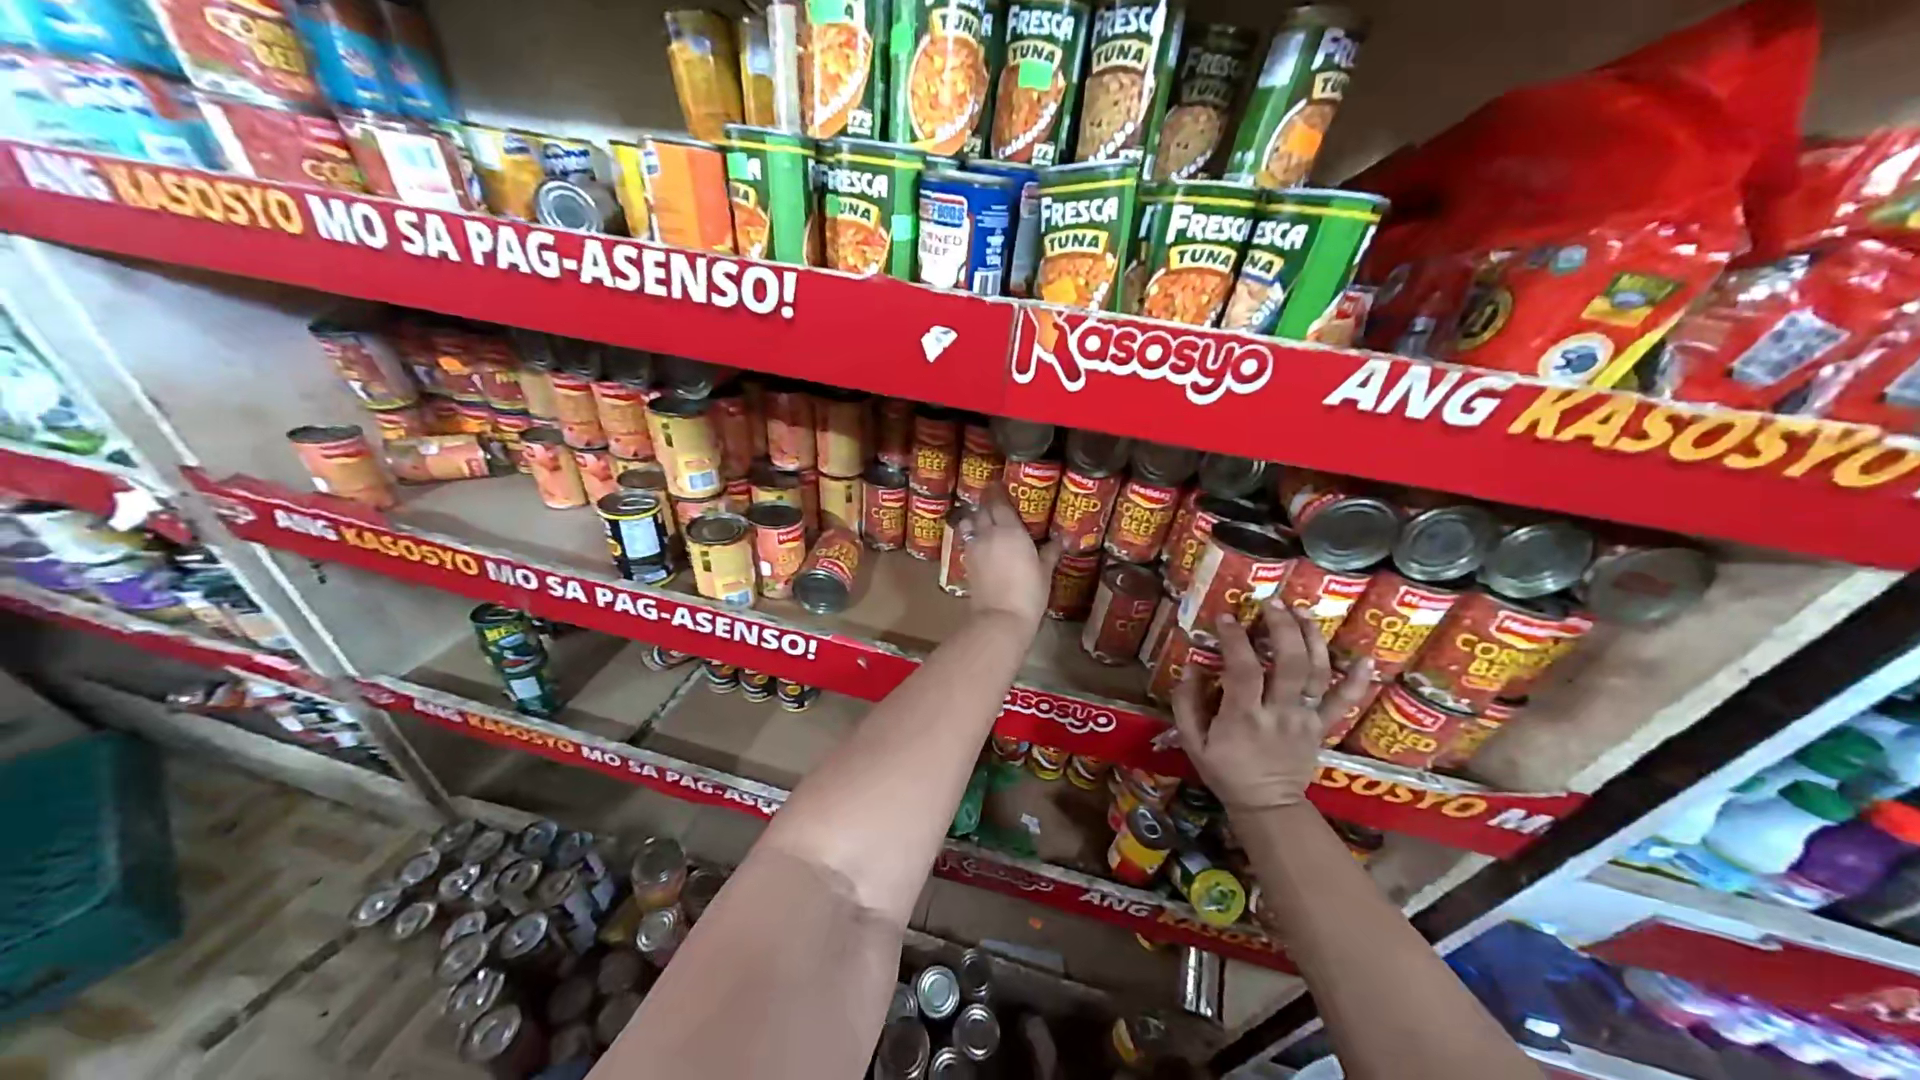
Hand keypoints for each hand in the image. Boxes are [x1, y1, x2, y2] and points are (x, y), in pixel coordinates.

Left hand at [957, 488, 1055, 626]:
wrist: (1000, 618)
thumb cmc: (1029, 592)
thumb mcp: (1044, 571)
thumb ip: (1050, 552)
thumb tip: (1063, 539)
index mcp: (1010, 530)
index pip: (999, 502)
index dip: (998, 491)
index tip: (999, 484)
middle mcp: (989, 533)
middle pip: (982, 509)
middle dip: (986, 500)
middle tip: (993, 496)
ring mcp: (974, 547)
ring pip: (970, 522)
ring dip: (975, 516)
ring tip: (982, 516)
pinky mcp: (966, 562)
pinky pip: (967, 540)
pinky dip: (971, 534)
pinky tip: (979, 539)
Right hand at [1172, 602, 1375, 812]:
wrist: (1266, 805)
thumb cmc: (1224, 771)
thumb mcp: (1192, 741)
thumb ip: (1186, 702)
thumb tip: (1191, 666)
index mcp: (1243, 716)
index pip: (1243, 669)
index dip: (1235, 639)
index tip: (1226, 617)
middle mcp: (1278, 713)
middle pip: (1288, 663)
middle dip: (1281, 627)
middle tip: (1270, 603)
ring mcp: (1305, 719)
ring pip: (1316, 673)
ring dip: (1312, 638)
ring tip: (1302, 611)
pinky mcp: (1321, 727)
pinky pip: (1343, 703)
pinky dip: (1357, 681)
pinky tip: (1365, 657)